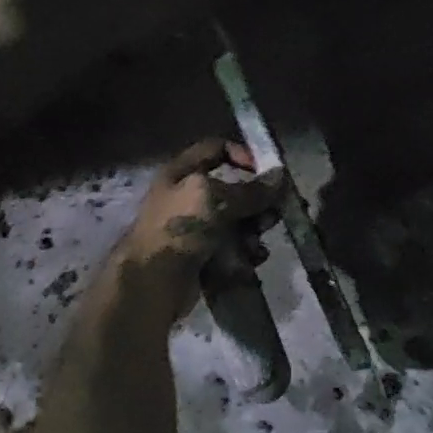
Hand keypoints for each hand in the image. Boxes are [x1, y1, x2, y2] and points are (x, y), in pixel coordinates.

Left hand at [117, 140, 282, 271]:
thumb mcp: (217, 200)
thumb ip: (252, 190)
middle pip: (233, 190)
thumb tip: (281, 177)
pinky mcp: (202, 256)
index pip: (217, 150)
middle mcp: (187, 198)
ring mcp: (195, 229)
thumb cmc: (180, 228)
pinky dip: (246, 252)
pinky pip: (233, 248)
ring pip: (238, 222)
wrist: (151, 282)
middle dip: (257, 202)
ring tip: (257, 244)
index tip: (267, 172)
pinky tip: (253, 259)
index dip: (243, 155)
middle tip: (273, 213)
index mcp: (182, 173)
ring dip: (254, 230)